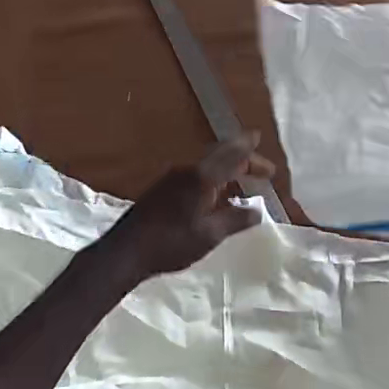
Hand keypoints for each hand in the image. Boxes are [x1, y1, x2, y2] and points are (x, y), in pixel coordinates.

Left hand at [96, 134, 273, 281]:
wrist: (126, 251)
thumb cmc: (171, 243)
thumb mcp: (209, 235)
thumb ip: (235, 220)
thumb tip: (257, 211)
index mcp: (201, 177)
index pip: (231, 155)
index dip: (248, 148)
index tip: (259, 138)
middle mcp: (186, 171)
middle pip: (218, 154)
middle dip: (241, 157)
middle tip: (261, 167)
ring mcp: (172, 179)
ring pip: (206, 164)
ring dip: (226, 167)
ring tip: (243, 179)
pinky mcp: (162, 189)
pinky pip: (195, 174)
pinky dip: (212, 177)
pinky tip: (216, 193)